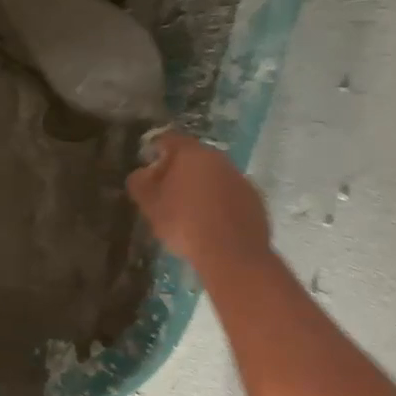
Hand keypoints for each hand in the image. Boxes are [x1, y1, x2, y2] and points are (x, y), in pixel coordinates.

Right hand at [126, 133, 271, 268]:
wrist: (232, 255)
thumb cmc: (184, 223)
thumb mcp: (149, 204)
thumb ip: (139, 182)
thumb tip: (141, 173)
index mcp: (191, 153)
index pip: (169, 140)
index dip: (155, 150)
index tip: (147, 167)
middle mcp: (219, 159)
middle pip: (194, 157)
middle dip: (178, 170)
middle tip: (165, 190)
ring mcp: (240, 179)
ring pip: (214, 175)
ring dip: (201, 186)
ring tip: (188, 210)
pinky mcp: (255, 200)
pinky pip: (230, 194)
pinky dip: (219, 202)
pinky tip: (210, 223)